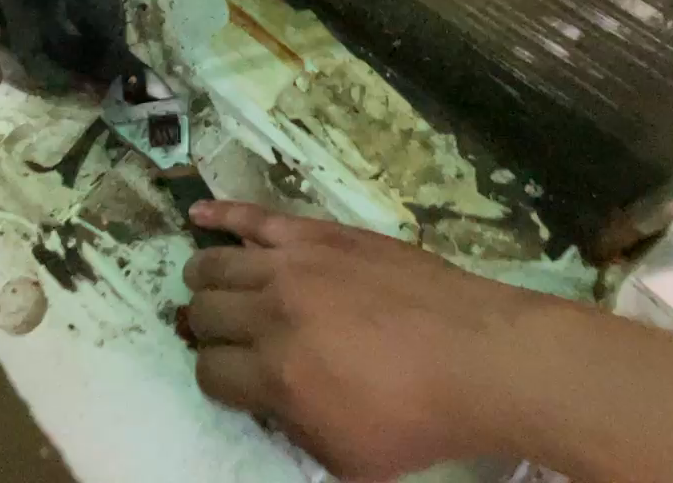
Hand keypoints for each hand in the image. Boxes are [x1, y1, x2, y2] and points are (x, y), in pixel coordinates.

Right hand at [182, 201, 564, 480]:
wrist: (475, 352)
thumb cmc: (417, 416)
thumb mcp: (346, 456)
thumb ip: (290, 426)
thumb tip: (261, 397)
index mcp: (277, 374)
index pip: (209, 371)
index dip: (217, 379)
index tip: (234, 379)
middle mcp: (272, 312)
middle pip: (205, 312)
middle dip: (206, 329)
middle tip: (226, 336)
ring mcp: (292, 263)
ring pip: (217, 263)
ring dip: (204, 280)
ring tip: (207, 285)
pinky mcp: (315, 233)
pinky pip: (253, 216)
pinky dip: (219, 214)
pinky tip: (197, 215)